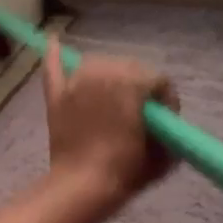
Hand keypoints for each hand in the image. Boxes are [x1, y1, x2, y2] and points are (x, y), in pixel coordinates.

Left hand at [43, 37, 177, 203]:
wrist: (82, 183)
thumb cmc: (126, 170)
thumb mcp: (163, 151)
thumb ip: (168, 128)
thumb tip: (165, 118)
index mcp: (131, 87)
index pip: (157, 78)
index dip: (165, 97)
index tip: (165, 118)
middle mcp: (101, 77)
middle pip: (128, 66)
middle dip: (139, 84)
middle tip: (141, 111)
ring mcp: (75, 84)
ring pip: (96, 63)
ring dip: (109, 73)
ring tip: (114, 93)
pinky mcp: (56, 95)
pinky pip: (54, 67)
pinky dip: (54, 52)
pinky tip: (54, 38)